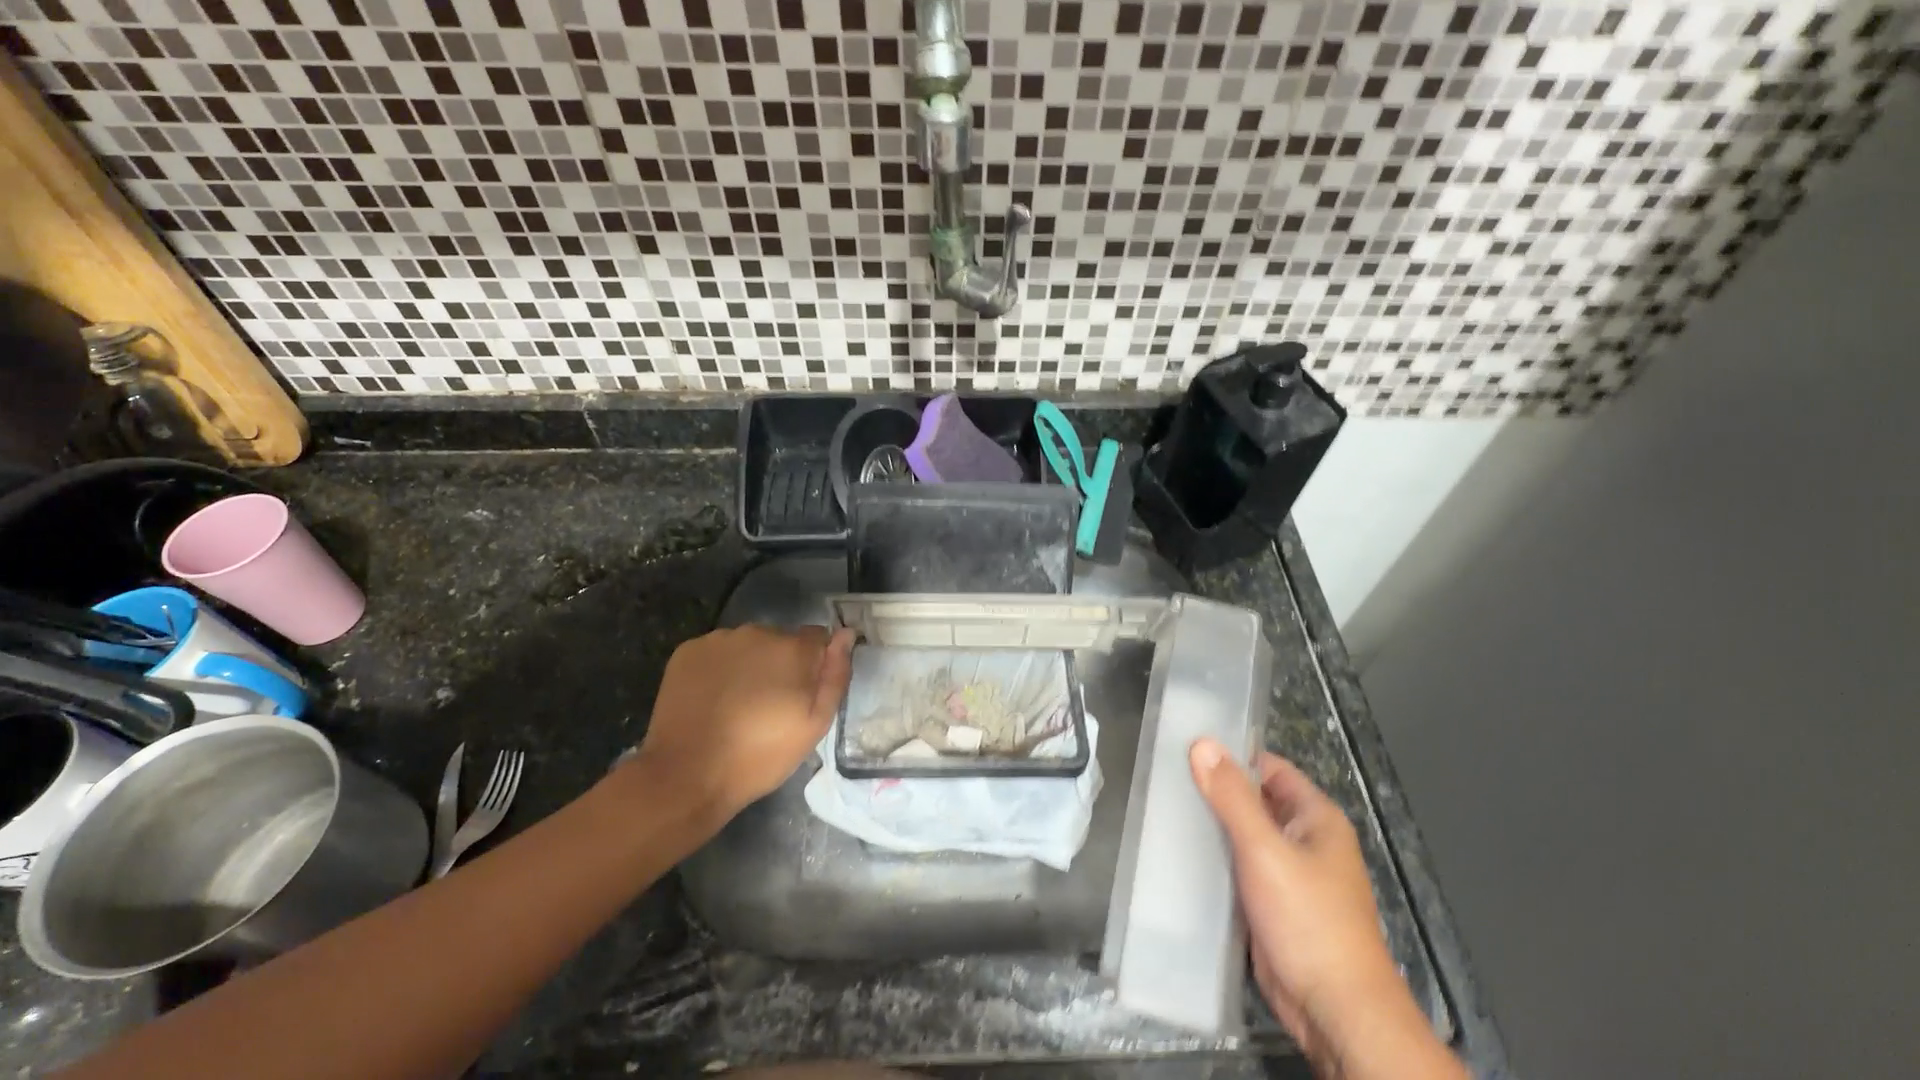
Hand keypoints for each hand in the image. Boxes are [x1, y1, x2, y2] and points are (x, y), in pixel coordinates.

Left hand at [632, 625, 853, 827]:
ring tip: (739, 704)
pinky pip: (716, 652)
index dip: (815, 664)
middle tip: (771, 705)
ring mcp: (717, 639)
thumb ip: (835, 676)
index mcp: (792, 648)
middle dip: (781, 664)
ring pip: (747, 646)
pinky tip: (713, 699)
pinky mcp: (687, 651)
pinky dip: (719, 669)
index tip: (804, 692)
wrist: (687, 774)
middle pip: (781, 640)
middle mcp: (756, 632)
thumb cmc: (759, 756)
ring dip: (750, 665)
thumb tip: (846, 635)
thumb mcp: (814, 726)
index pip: (818, 638)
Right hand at [1191, 740, 1463, 1078]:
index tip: (1184, 751)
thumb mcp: (1265, 850)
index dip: (1231, 757)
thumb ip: (1233, 798)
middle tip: (1162, 783)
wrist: (1332, 1006)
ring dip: (1210, 832)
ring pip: (1243, 841)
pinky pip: (1238, 874)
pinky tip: (1177, 861)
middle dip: (1214, 795)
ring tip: (1161, 816)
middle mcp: (1305, 842)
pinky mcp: (1271, 909)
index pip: (1269, 770)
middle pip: (1255, 804)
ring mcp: (1289, 878)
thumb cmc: (1308, 919)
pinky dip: (1213, 866)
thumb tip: (1203, 743)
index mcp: (1316, 819)